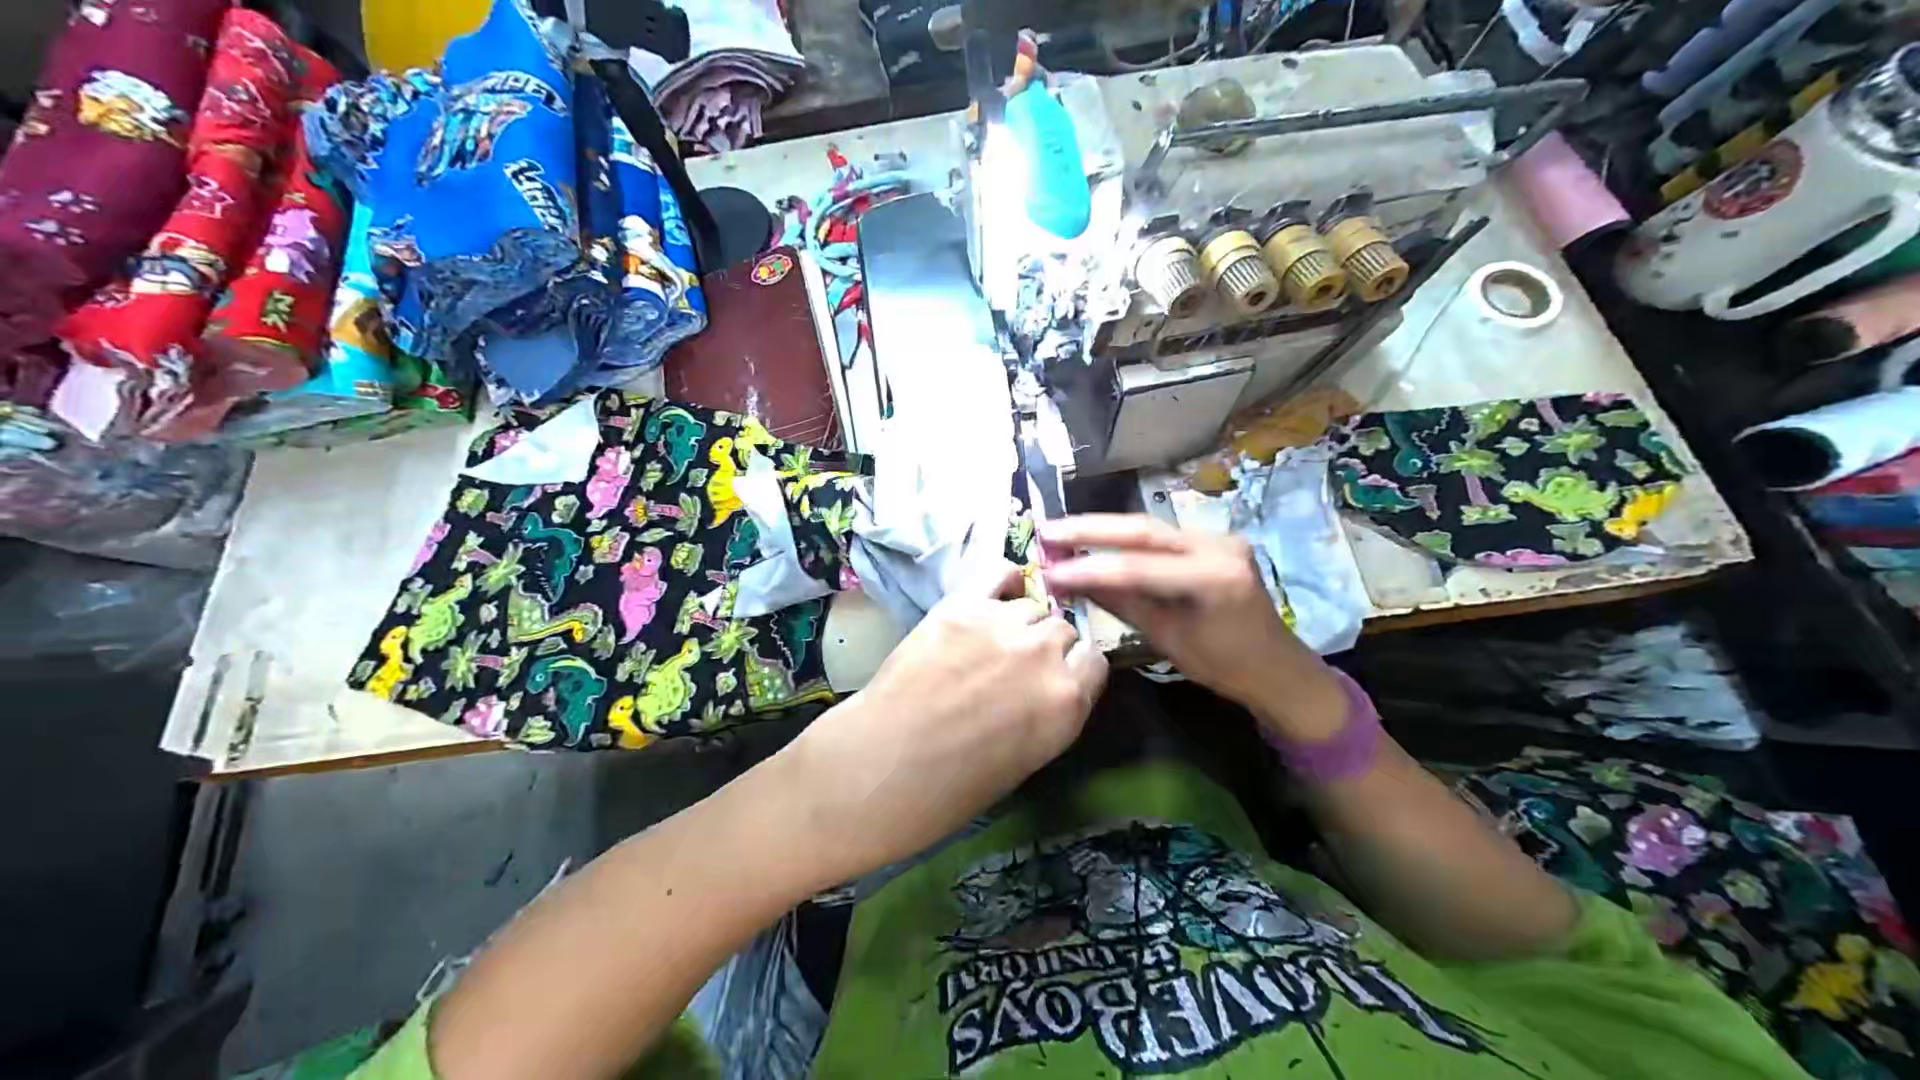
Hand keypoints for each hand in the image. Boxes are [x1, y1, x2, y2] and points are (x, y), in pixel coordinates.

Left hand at [775, 561, 1107, 880]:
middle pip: (1063, 630)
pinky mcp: (961, 605)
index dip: (1078, 667)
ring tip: (993, 642)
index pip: (1095, 659)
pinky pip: (999, 573)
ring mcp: (1002, 624)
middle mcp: (1044, 654)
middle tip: (1018, 667)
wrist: (882, 766)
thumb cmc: (952, 787)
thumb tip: (1055, 683)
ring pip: (1032, 605)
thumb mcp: (1027, 758)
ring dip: (1021, 622)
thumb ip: (1051, 710)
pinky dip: (1003, 581)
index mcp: (1067, 702)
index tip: (1062, 675)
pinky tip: (997, 594)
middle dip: (1048, 646)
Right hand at [1038, 514, 1344, 740]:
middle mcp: (1220, 545)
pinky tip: (1095, 539)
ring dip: (1103, 530)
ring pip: (1149, 528)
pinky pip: (1161, 536)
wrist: (1279, 668)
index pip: (1139, 567)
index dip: (1089, 567)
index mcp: (1215, 577)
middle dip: (1090, 530)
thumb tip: (1072, 580)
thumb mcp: (1168, 639)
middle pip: (1143, 530)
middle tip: (1047, 531)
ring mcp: (1219, 537)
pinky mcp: (1213, 540)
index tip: (1049, 569)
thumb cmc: (1226, 666)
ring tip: (1061, 532)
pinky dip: (1125, 539)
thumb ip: (1122, 602)